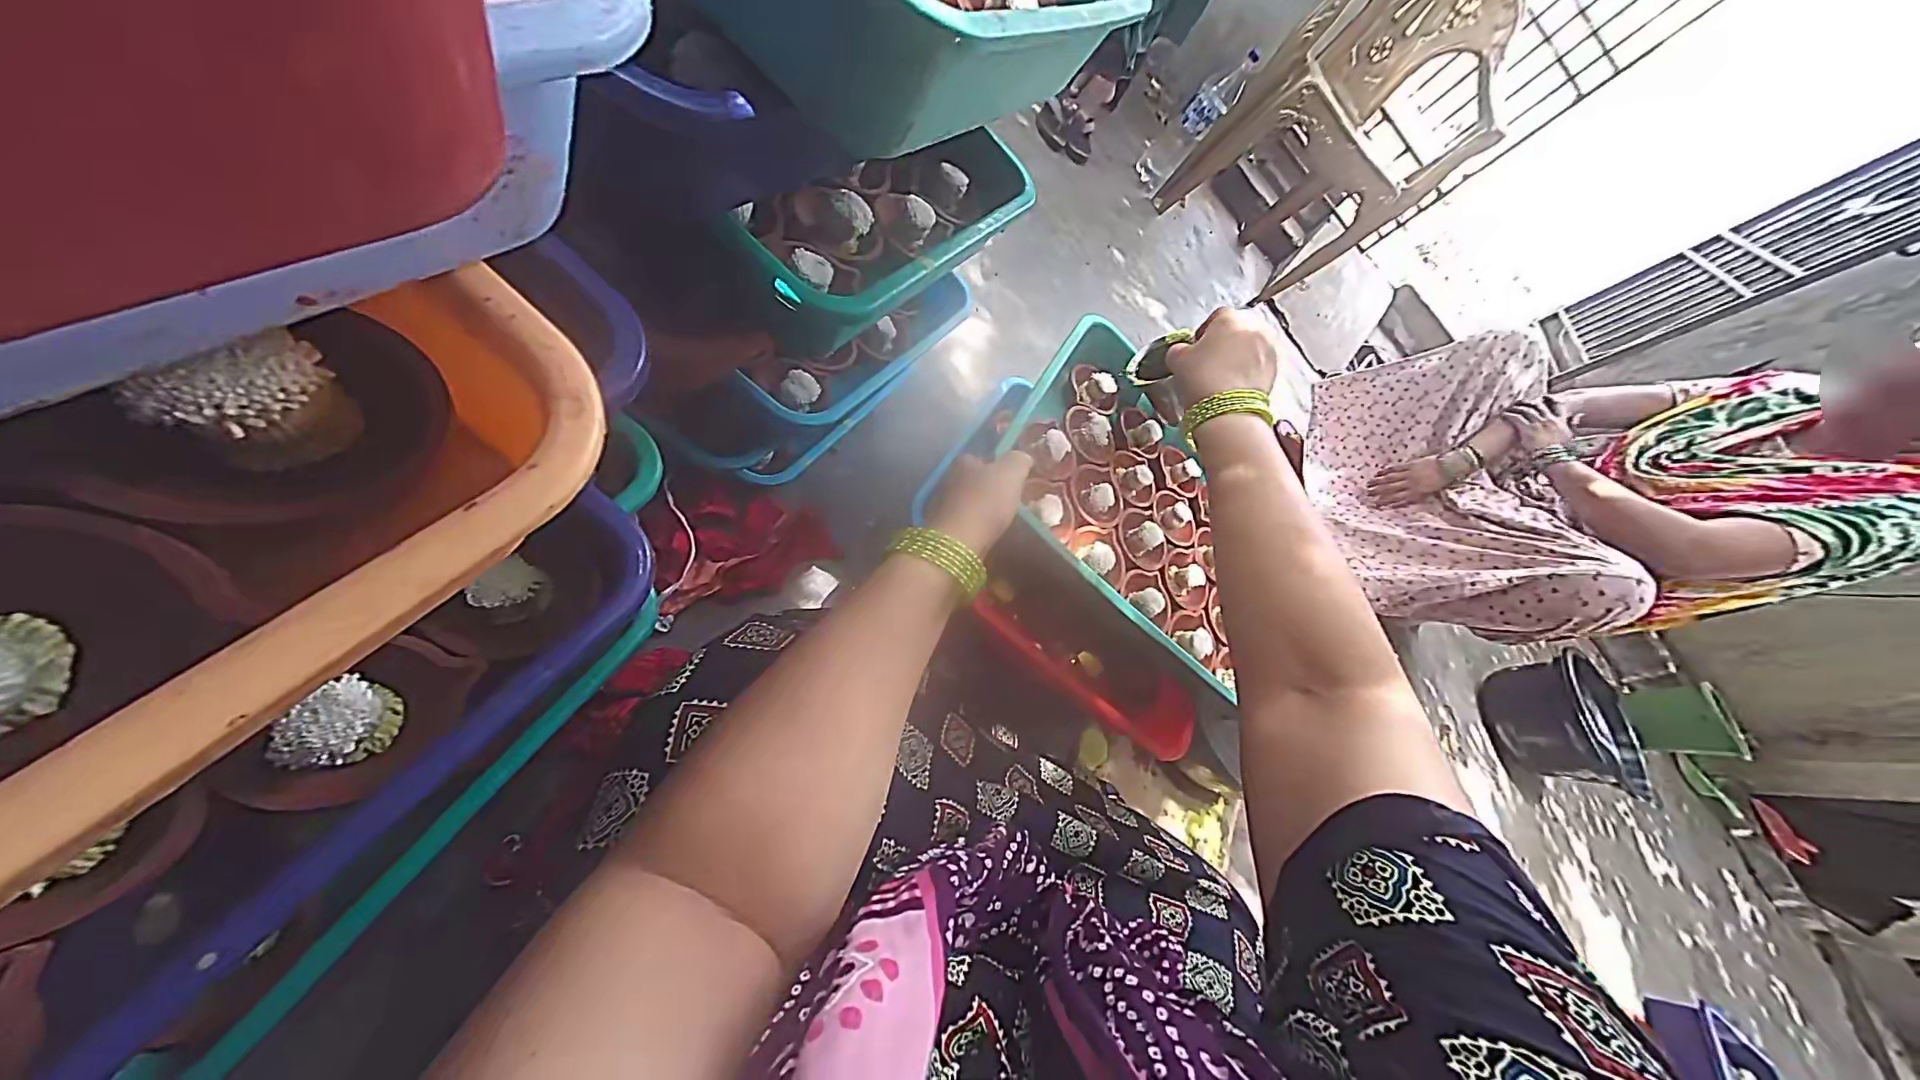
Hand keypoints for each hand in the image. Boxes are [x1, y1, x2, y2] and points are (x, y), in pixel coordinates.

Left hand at [924, 452, 1032, 553]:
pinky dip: (973, 524)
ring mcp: (941, 505)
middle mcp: (947, 479)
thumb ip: (1018, 460)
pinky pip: (962, 521)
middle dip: (987, 487)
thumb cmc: (986, 502)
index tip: (1010, 476)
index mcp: (963, 462)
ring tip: (1000, 518)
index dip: (996, 464)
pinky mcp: (942, 528)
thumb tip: (1022, 457)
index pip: (979, 456)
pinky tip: (985, 532)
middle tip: (1008, 498)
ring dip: (980, 507)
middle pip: (972, 479)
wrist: (959, 543)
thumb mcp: (1011, 473)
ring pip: (966, 500)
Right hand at [1164, 307, 1283, 405]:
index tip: (1196, 347)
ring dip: (1239, 356)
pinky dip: (1249, 369)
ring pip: (1250, 346)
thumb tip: (1183, 350)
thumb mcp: (1177, 359)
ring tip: (1223, 375)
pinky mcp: (1275, 368)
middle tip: (1210, 361)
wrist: (1227, 409)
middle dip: (1225, 342)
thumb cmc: (1201, 378)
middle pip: (1237, 329)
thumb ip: (1179, 348)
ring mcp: (1268, 347)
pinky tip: (1235, 384)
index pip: (1216, 316)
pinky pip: (1259, 363)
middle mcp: (1254, 326)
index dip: (1204, 331)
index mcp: (1229, 318)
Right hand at [1367, 455, 1448, 506]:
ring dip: (1378, 482)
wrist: (1452, 467)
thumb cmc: (1443, 482)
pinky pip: (1396, 468)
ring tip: (1369, 484)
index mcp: (1416, 494)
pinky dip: (1386, 471)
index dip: (1385, 502)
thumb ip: (1416, 498)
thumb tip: (1401, 502)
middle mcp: (1410, 485)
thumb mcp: (1430, 494)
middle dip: (1378, 492)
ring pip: (1390, 479)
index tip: (1374, 504)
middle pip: (1390, 489)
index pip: (1396, 499)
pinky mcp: (1410, 465)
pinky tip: (1379, 473)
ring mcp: (1409, 474)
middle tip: (1367, 495)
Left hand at [1501, 399, 1574, 452]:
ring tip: (1509, 408)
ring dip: (1516, 407)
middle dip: (1528, 402)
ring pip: (1525, 409)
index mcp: (1560, 420)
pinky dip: (1509, 414)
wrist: (1554, 458)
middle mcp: (1550, 419)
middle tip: (1520, 402)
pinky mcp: (1528, 429)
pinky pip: (1517, 417)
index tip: (1542, 397)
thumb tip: (1577, 415)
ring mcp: (1539, 423)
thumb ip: (1573, 425)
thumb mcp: (1570, 436)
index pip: (1555, 404)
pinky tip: (1504, 414)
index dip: (1548, 399)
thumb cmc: (1561, 450)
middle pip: (1537, 405)